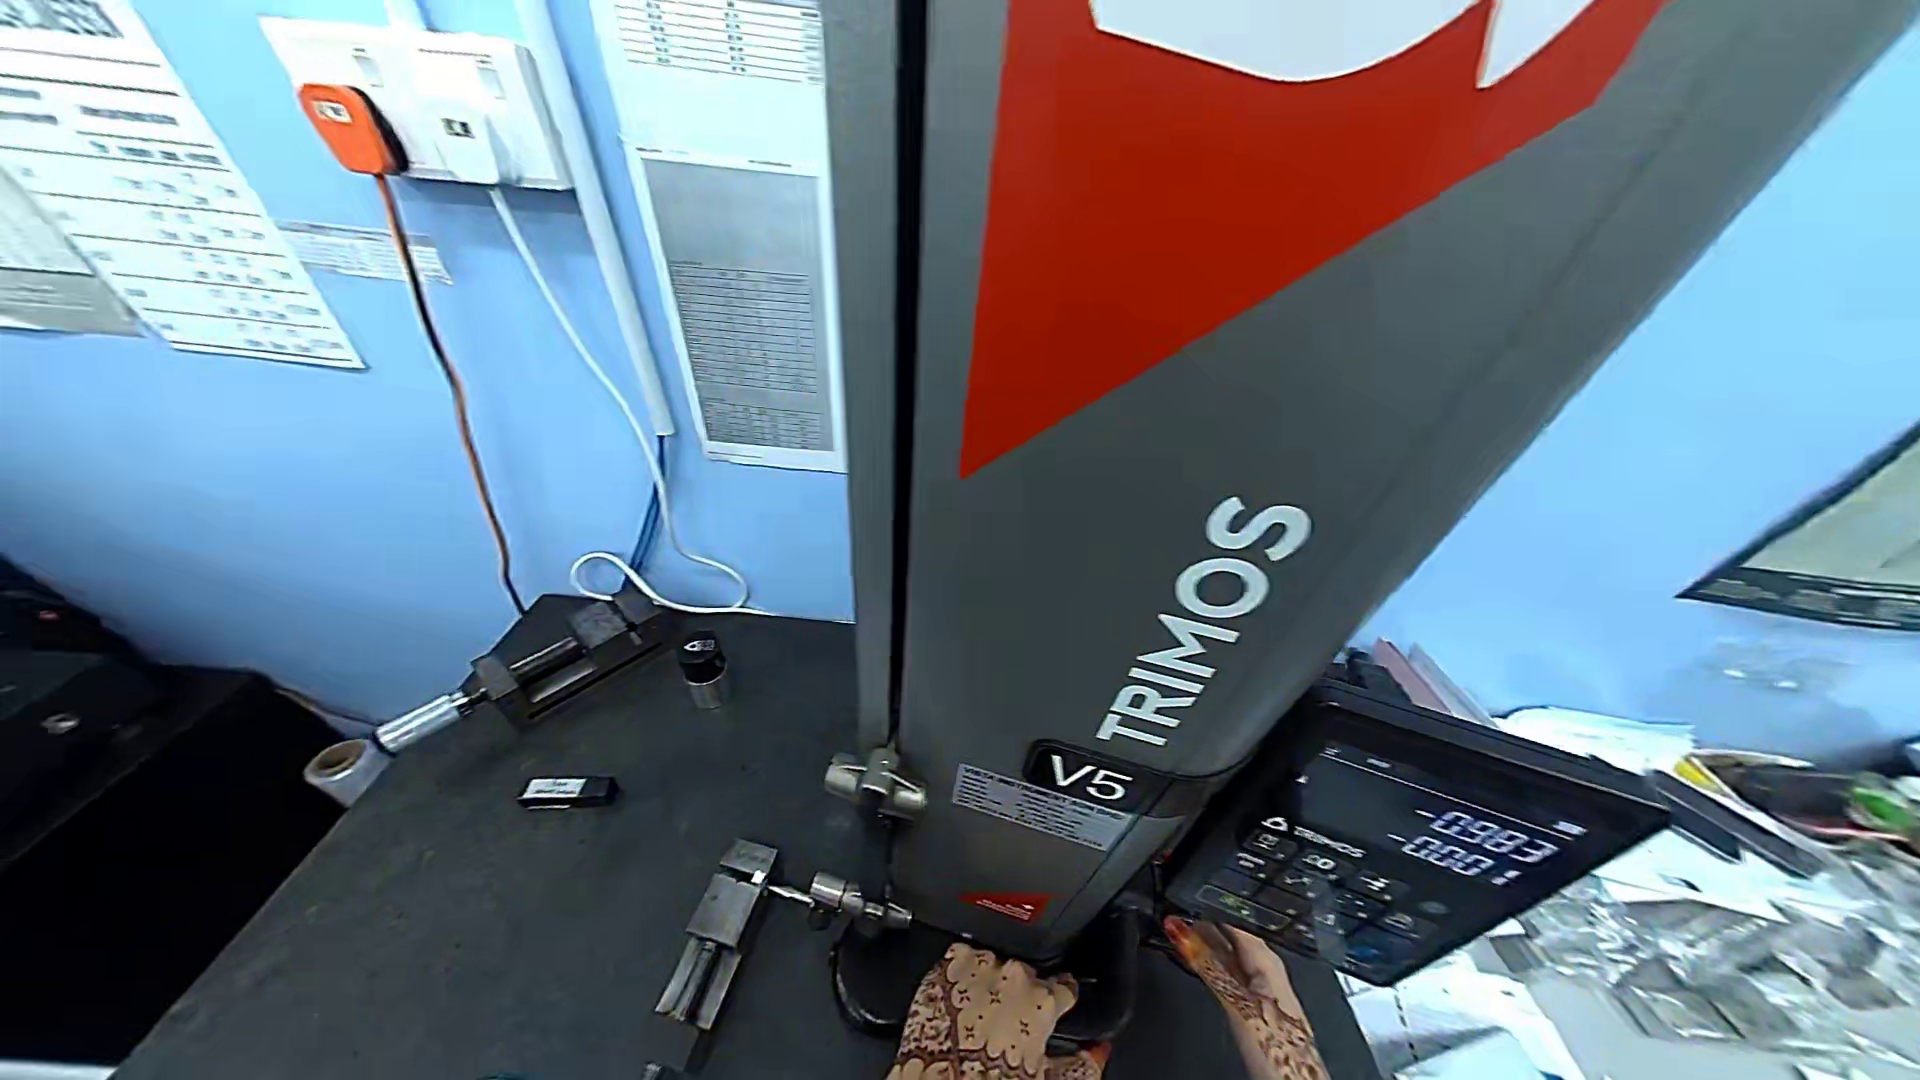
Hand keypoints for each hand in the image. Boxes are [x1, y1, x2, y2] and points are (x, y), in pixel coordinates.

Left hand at [888, 943, 1108, 1078]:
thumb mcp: (1045, 1079)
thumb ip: (1082, 1064)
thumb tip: (1099, 1052)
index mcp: (1043, 1000)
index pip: (1065, 986)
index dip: (1061, 996)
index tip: (1057, 1001)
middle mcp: (1015, 973)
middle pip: (1028, 973)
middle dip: (1022, 991)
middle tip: (1009, 1018)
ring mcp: (982, 961)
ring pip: (996, 962)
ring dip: (992, 979)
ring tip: (979, 1009)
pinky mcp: (951, 959)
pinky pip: (964, 955)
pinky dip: (964, 970)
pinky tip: (959, 994)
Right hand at [1164, 917, 1326, 1079]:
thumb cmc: (1281, 1053)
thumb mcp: (1235, 1001)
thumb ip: (1205, 964)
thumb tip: (1178, 929)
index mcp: (1267, 961)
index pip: (1232, 921)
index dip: (1206, 908)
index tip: (1180, 902)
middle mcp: (1267, 973)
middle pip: (1230, 940)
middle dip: (1203, 927)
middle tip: (1175, 917)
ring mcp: (1261, 994)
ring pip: (1228, 960)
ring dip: (1204, 948)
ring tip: (1179, 936)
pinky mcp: (1255, 1013)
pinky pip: (1228, 979)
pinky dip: (1210, 969)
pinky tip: (1198, 968)